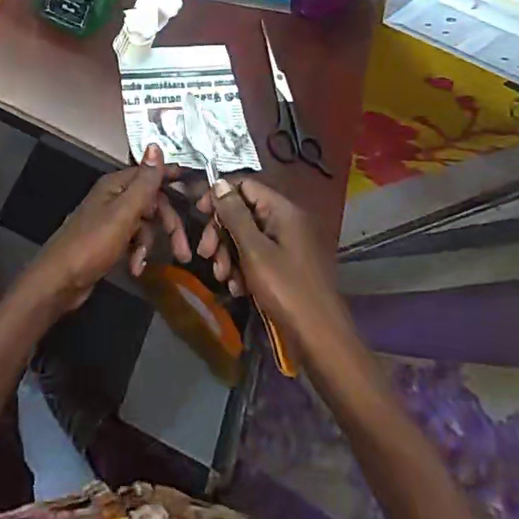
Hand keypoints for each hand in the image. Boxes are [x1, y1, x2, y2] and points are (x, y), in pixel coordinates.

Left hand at [23, 144, 185, 310]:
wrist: (60, 280)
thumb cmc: (92, 244)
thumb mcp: (124, 213)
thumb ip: (144, 182)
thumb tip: (156, 145)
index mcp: (116, 186)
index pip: (151, 174)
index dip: (173, 178)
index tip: (198, 189)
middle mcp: (113, 197)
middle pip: (152, 203)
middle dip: (168, 225)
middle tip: (183, 250)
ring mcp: (110, 220)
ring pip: (144, 224)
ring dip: (149, 244)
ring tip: (143, 263)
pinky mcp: (108, 241)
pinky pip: (132, 241)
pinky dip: (137, 253)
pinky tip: (134, 268)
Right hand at [196, 177, 347, 345]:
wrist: (319, 337)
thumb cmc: (286, 289)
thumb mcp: (253, 250)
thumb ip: (234, 214)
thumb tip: (218, 182)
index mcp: (283, 210)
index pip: (244, 186)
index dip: (219, 196)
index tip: (199, 214)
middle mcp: (286, 222)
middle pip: (242, 213)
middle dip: (220, 233)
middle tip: (206, 254)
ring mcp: (287, 244)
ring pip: (246, 237)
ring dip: (228, 255)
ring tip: (223, 277)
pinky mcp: (286, 265)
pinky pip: (256, 256)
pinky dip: (242, 268)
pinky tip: (237, 287)